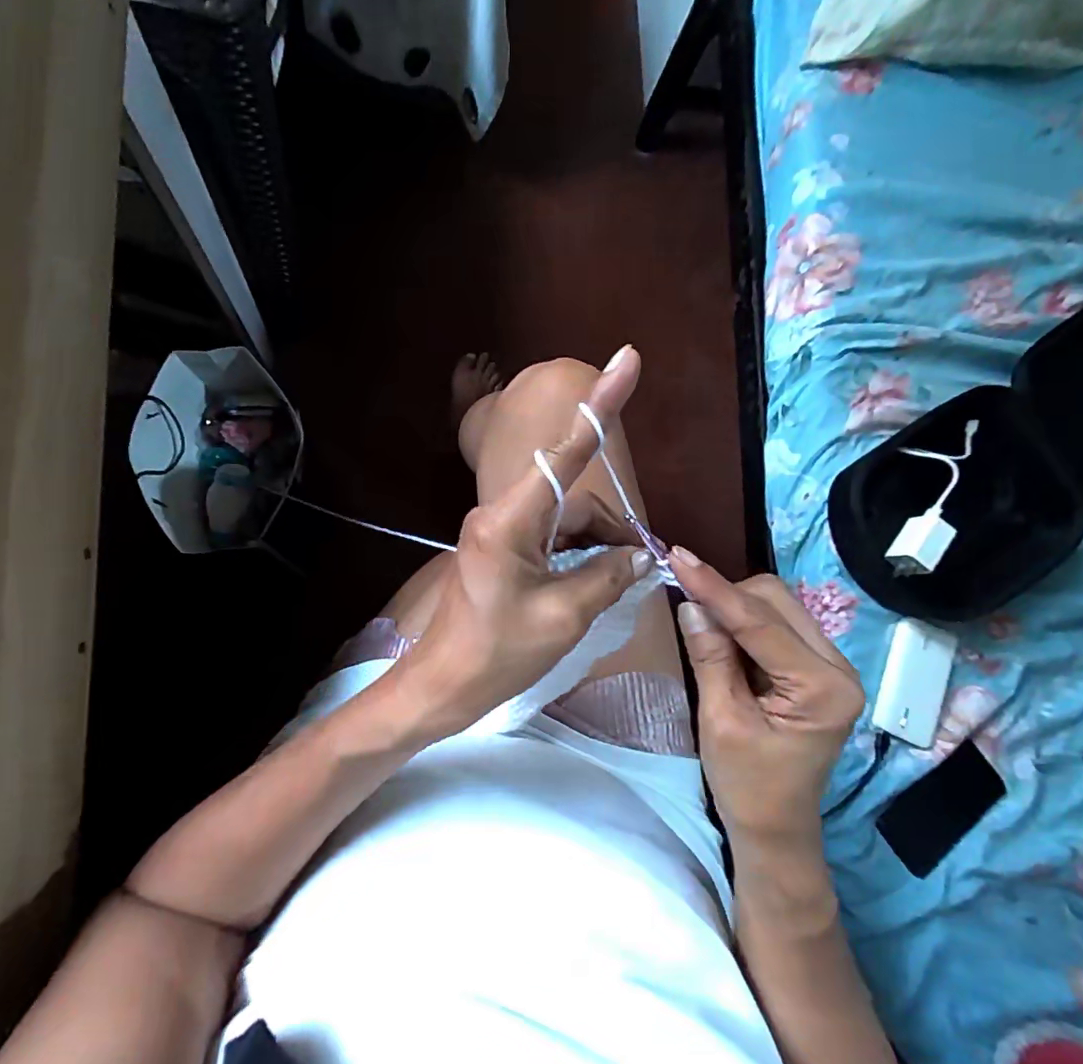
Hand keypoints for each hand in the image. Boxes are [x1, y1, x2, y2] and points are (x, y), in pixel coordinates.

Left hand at [397, 347, 654, 744]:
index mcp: (509, 520)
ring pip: (564, 521)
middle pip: (573, 500)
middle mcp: (500, 514)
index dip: (599, 406)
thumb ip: (607, 576)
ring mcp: (497, 531)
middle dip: (610, 529)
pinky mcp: (498, 550)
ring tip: (609, 587)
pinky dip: (575, 557)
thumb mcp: (564, 616)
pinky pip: (548, 538)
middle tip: (637, 570)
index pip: (563, 453)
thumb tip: (638, 555)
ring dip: (595, 547)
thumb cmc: (498, 654)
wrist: (444, 684)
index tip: (625, 359)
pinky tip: (588, 585)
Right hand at [668, 551, 865, 846]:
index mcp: (823, 687)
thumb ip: (710, 658)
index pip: (760, 622)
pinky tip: (717, 632)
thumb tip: (690, 605)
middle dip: (726, 594)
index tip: (678, 557)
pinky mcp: (813, 669)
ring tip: (697, 622)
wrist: (774, 824)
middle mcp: (839, 667)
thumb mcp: (719, 720)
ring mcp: (830, 666)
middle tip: (681, 598)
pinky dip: (741, 621)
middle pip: (776, 601)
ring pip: (776, 606)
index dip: (714, 587)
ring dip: (733, 605)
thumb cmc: (746, 782)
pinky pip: (775, 624)